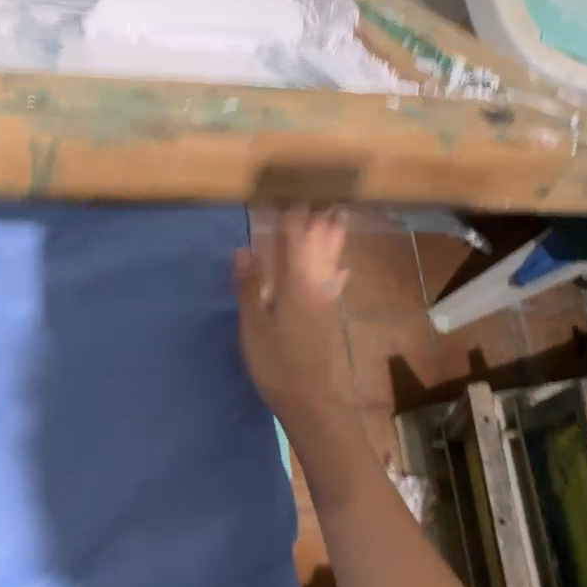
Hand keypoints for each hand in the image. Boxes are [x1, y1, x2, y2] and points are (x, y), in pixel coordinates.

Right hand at [233, 207, 354, 436]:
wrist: (311, 399)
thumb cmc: (276, 362)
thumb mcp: (254, 324)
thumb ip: (250, 286)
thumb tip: (244, 248)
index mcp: (297, 280)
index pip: (296, 234)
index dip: (292, 209)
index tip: (287, 187)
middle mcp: (317, 282)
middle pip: (322, 240)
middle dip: (319, 214)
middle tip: (316, 190)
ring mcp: (326, 299)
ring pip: (332, 257)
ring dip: (330, 234)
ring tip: (331, 212)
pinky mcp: (327, 315)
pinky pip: (334, 281)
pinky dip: (336, 268)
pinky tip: (341, 267)